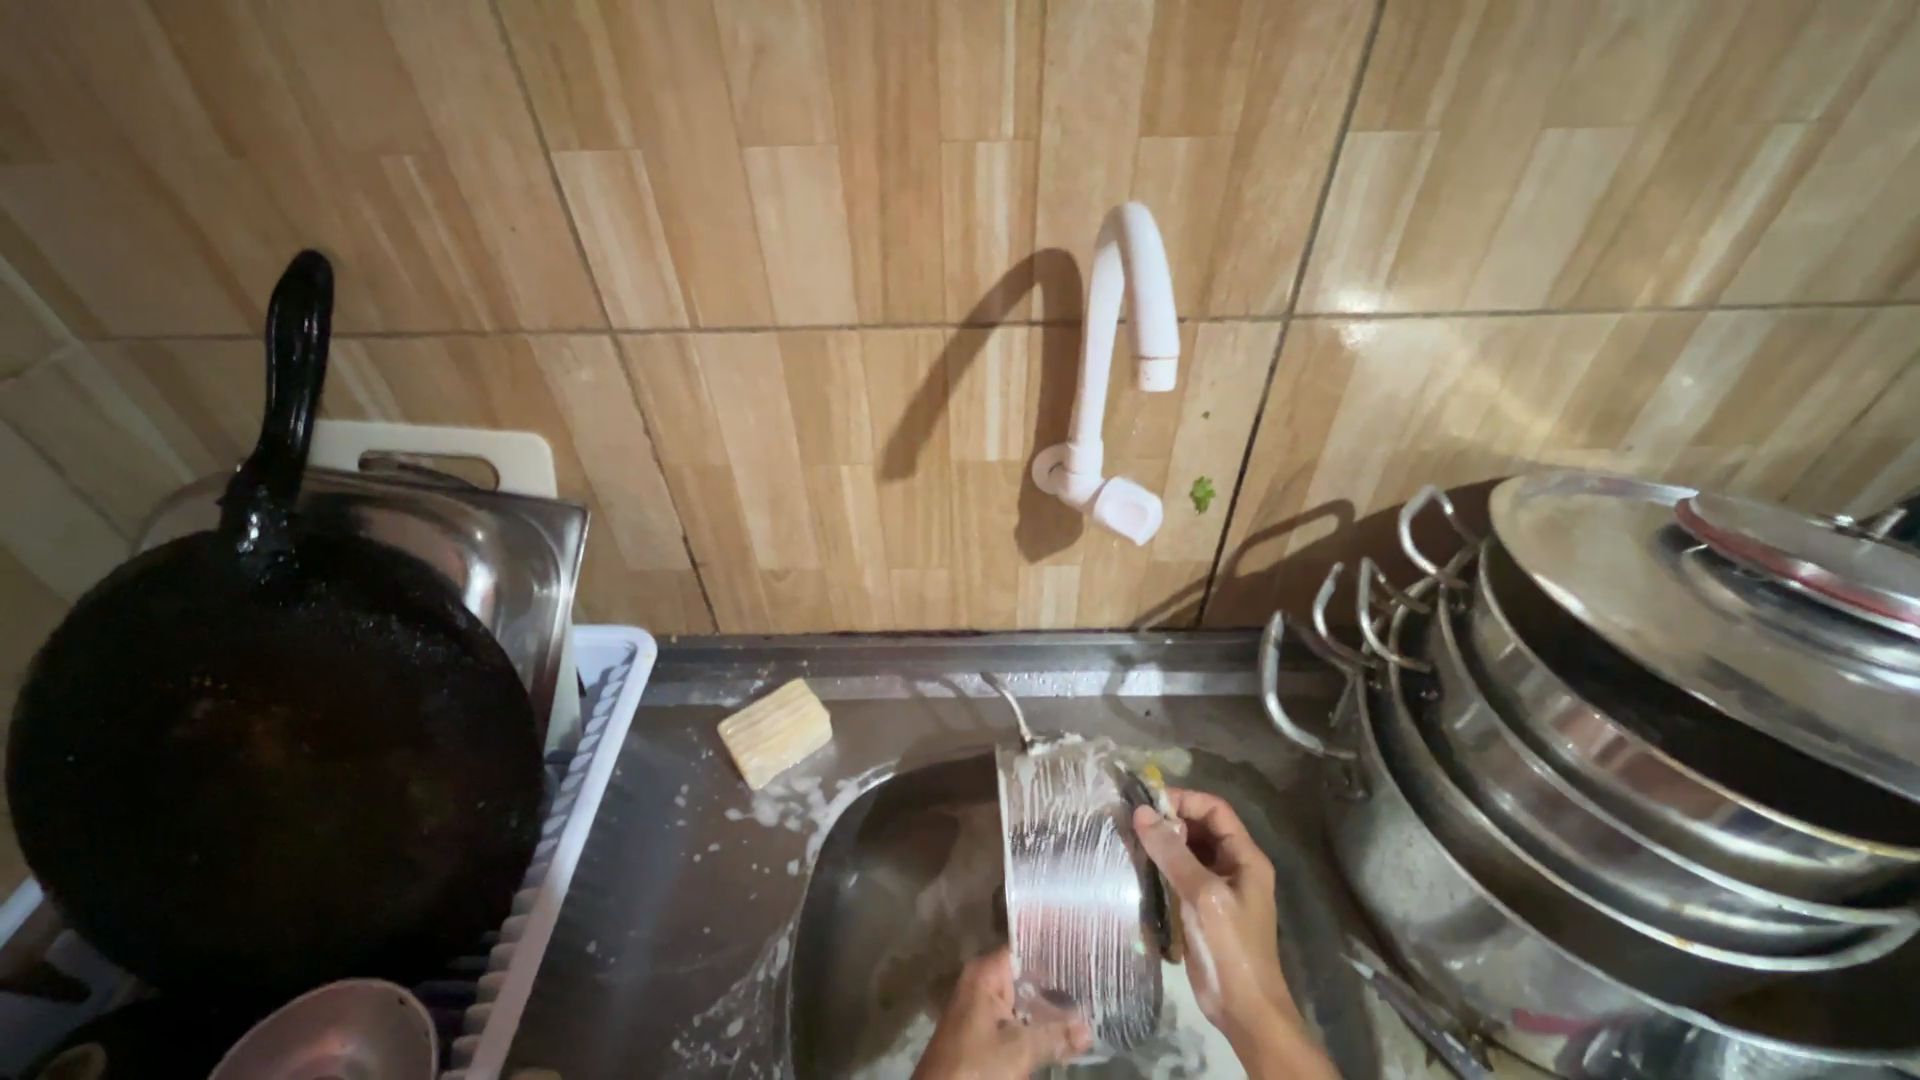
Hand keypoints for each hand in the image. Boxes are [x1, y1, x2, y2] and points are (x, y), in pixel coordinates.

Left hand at [912, 946, 1091, 1079]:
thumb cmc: (975, 1065)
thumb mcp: (1019, 1050)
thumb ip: (1055, 1035)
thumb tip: (1090, 1030)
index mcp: (985, 974)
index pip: (1025, 948)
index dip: (1054, 950)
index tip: (1084, 950)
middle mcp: (983, 984)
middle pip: (1026, 975)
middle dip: (1058, 982)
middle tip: (1095, 980)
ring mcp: (983, 1009)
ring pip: (1024, 1000)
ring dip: (1050, 1007)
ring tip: (1090, 1002)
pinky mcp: (985, 1033)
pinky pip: (1018, 1020)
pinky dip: (1038, 1025)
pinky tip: (1066, 1029)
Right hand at [1133, 789, 1334, 1079]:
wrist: (1244, 1009)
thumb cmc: (1231, 946)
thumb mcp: (1202, 894)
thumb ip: (1172, 852)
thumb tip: (1142, 812)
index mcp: (1245, 857)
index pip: (1215, 810)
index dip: (1184, 800)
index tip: (1148, 802)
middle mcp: (1234, 867)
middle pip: (1201, 828)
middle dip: (1169, 820)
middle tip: (1133, 820)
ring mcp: (1218, 890)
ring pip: (1188, 852)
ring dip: (1163, 844)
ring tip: (1130, 840)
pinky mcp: (1202, 910)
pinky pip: (1180, 876)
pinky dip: (1161, 868)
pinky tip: (1138, 868)